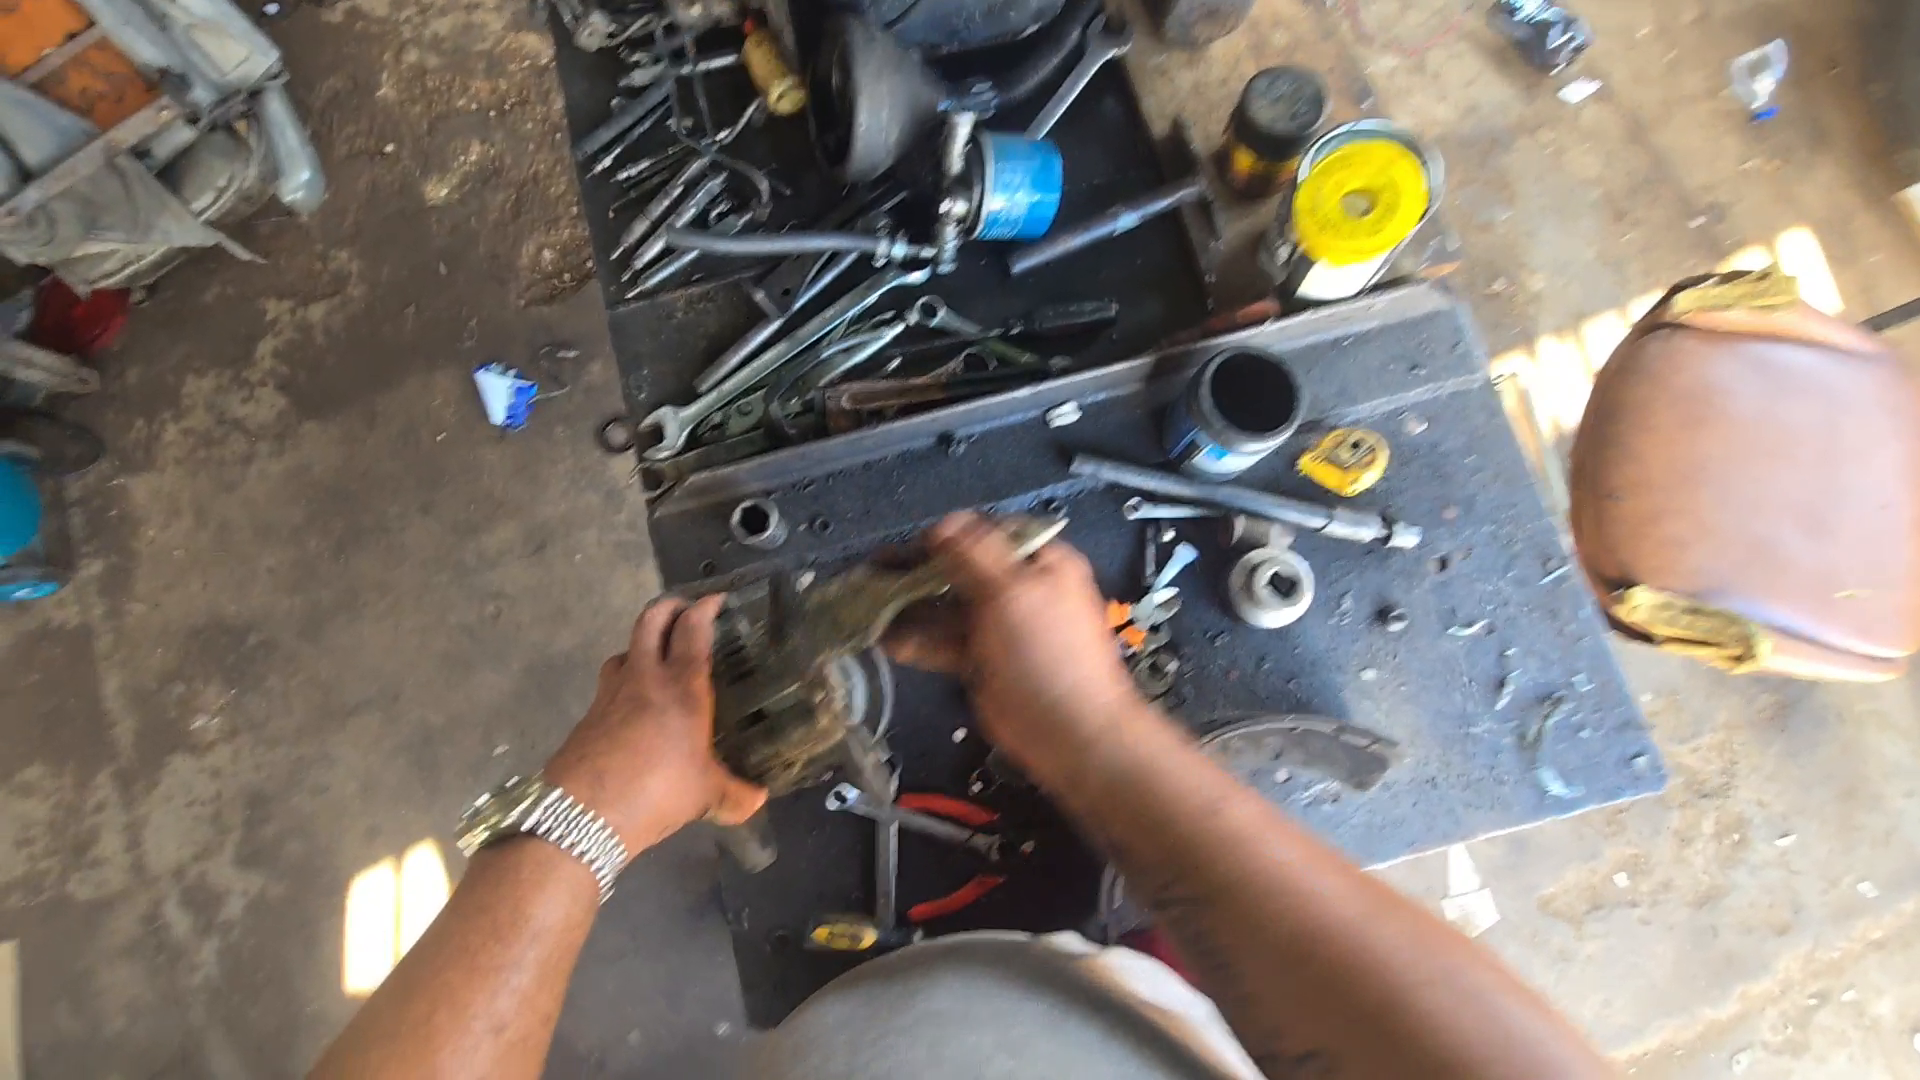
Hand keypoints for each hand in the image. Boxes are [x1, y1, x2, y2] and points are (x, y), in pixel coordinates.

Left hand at [544, 595, 766, 852]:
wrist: (582, 816)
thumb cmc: (658, 790)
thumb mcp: (706, 795)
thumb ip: (735, 794)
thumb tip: (759, 800)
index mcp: (682, 686)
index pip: (692, 630)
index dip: (705, 608)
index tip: (716, 599)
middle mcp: (645, 679)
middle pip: (651, 621)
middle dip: (668, 607)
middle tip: (684, 609)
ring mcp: (610, 694)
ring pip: (624, 650)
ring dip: (641, 644)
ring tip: (656, 658)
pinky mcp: (588, 716)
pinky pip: (609, 685)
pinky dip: (624, 683)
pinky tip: (633, 708)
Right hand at [885, 512, 1145, 773]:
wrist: (1071, 732)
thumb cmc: (1046, 651)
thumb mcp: (1013, 591)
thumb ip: (975, 553)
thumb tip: (941, 523)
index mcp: (1040, 561)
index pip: (988, 533)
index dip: (949, 535)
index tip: (911, 545)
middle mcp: (1019, 587)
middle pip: (961, 569)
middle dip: (919, 570)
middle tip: (874, 570)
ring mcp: (999, 625)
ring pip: (948, 607)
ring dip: (910, 605)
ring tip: (867, 604)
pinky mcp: (981, 660)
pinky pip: (945, 642)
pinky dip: (917, 640)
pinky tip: (885, 639)